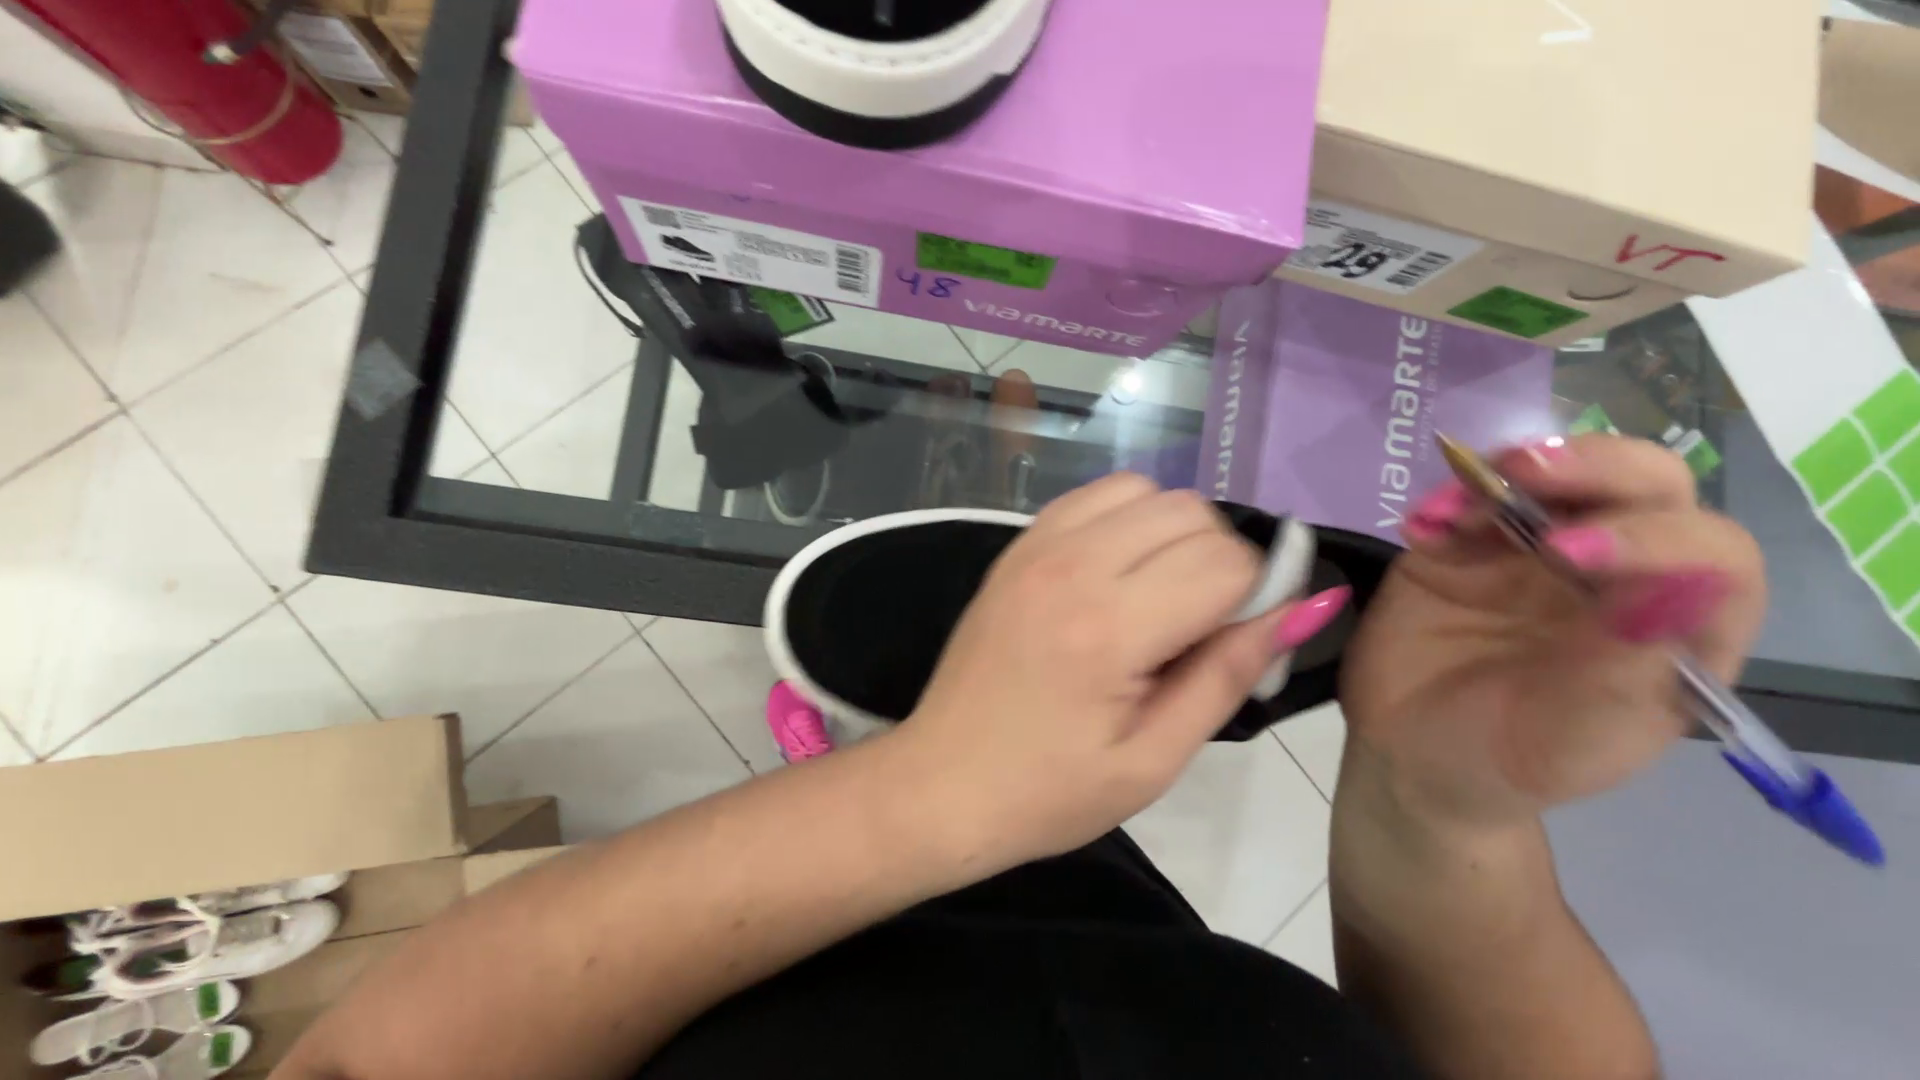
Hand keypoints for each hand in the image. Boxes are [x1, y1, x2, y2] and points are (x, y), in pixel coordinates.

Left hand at [888, 473, 1349, 870]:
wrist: (943, 784)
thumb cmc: (1051, 792)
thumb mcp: (1154, 759)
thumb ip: (1228, 674)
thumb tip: (1301, 608)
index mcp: (1109, 627)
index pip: (1226, 562)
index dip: (1256, 597)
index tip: (1238, 642)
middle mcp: (1071, 566)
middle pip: (1191, 512)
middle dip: (1220, 561)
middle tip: (1200, 627)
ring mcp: (1036, 548)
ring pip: (1146, 491)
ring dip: (1174, 532)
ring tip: (1160, 597)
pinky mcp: (1016, 547)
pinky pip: (1093, 496)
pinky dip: (1125, 518)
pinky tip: (1118, 573)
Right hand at [1340, 434, 1765, 829]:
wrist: (1405, 756)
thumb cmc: (1500, 763)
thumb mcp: (1568, 743)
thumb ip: (1622, 676)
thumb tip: (1675, 594)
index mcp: (1670, 631)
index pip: (1708, 556)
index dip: (1653, 538)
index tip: (1566, 555)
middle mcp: (1617, 577)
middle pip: (1646, 487)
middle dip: (1593, 467)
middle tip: (1521, 472)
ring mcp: (1536, 552)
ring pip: (1558, 477)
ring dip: (1506, 474)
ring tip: (1445, 511)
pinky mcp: (1468, 545)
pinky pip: (1468, 497)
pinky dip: (1446, 497)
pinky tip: (1419, 527)